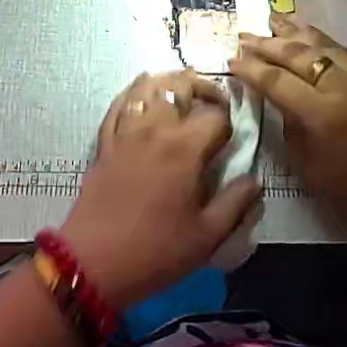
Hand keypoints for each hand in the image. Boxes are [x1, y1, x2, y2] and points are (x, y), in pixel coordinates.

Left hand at [58, 71, 260, 306]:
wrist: (92, 264)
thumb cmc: (155, 251)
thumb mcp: (208, 235)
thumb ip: (236, 203)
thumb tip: (254, 180)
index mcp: (185, 148)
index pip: (216, 115)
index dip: (229, 122)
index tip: (231, 138)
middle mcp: (154, 129)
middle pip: (179, 86)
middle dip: (202, 87)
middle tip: (213, 102)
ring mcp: (125, 134)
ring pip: (145, 88)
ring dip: (167, 83)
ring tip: (181, 92)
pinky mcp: (104, 145)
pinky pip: (117, 106)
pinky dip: (132, 94)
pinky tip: (140, 95)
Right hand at [231, 13, 346, 247]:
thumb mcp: (311, 168)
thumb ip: (291, 126)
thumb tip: (279, 100)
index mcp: (323, 113)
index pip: (277, 80)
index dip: (251, 69)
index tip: (230, 60)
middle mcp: (343, 85)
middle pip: (299, 54)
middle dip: (268, 44)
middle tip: (243, 36)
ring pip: (324, 44)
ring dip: (295, 32)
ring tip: (272, 19)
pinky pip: (342, 51)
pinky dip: (320, 40)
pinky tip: (308, 36)